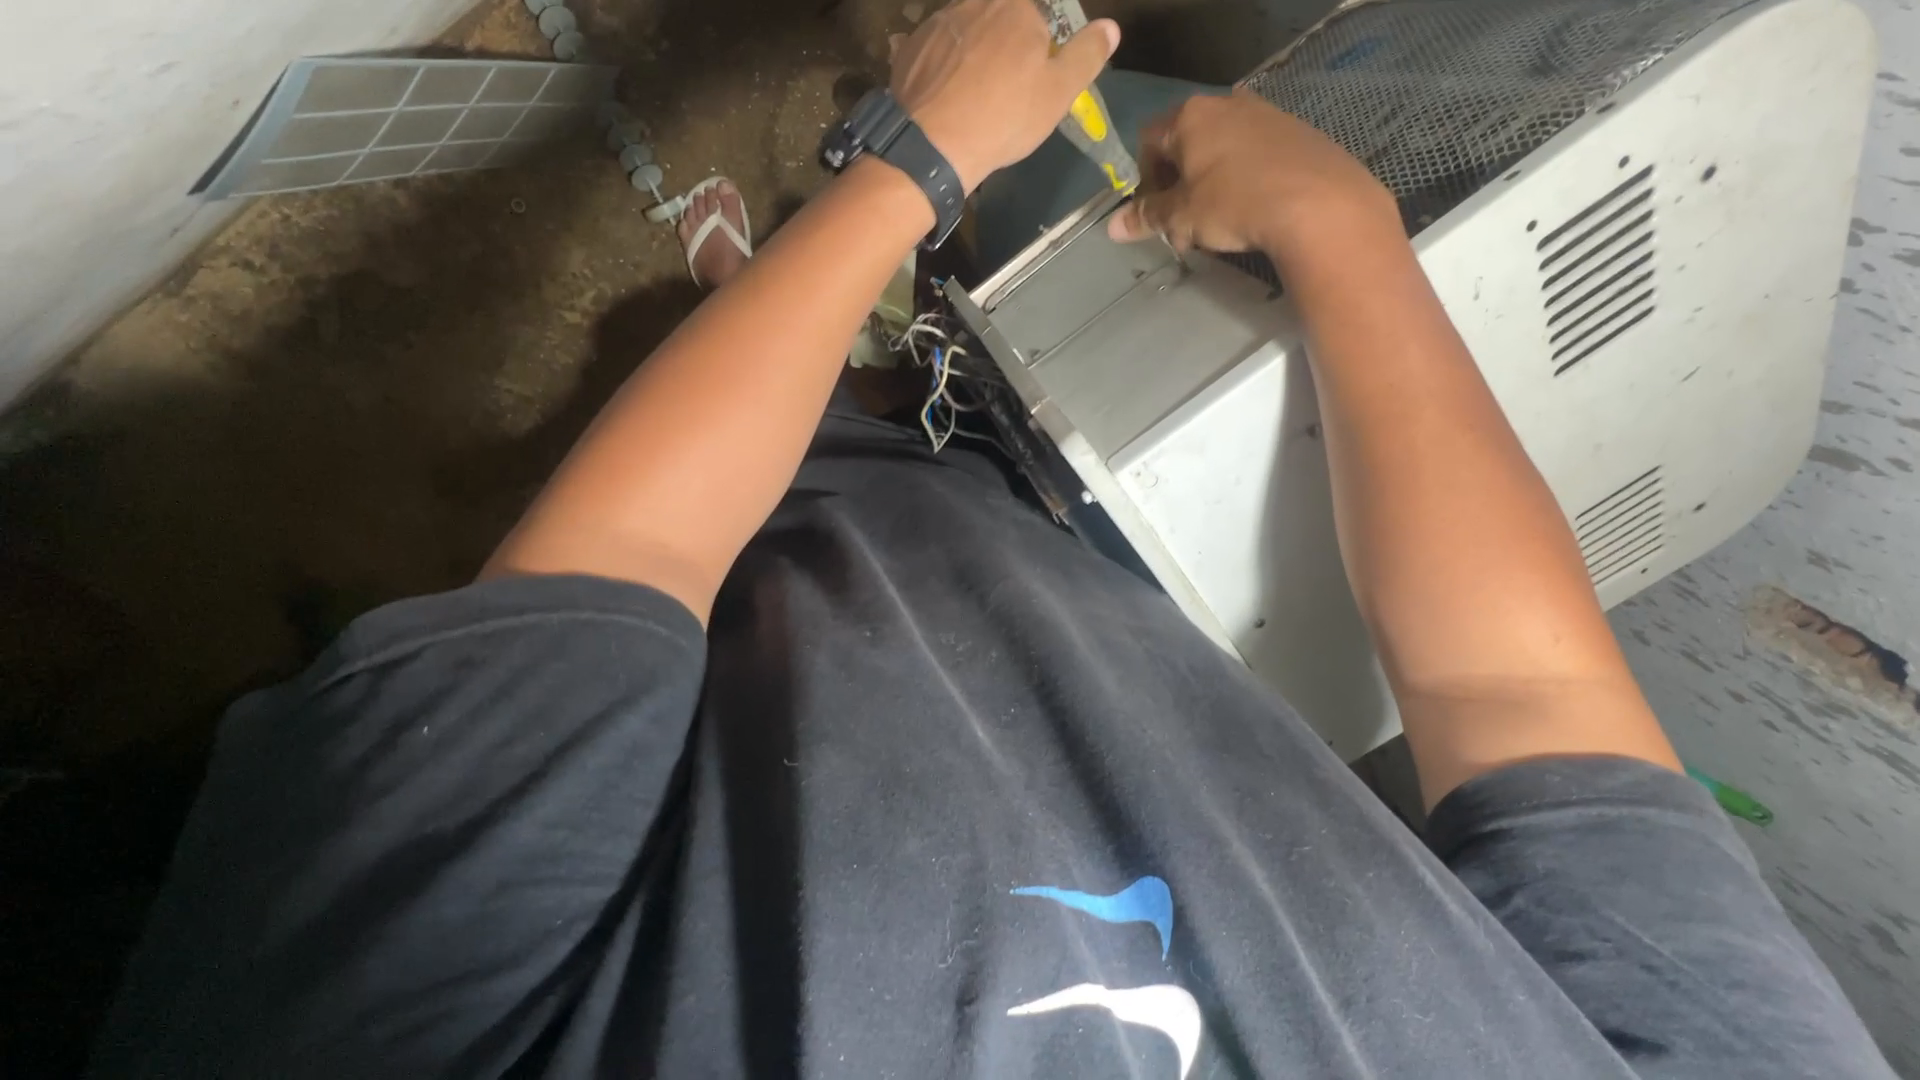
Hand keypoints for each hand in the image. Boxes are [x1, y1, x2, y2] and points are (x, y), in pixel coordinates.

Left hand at [890, 0, 1119, 192]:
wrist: (934, 146)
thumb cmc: (1005, 117)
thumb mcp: (1058, 93)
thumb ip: (1086, 54)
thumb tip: (1110, 27)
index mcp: (1016, 5)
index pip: (1036, 17)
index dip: (1037, 46)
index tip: (1033, 75)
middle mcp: (975, 1)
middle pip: (998, 19)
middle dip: (1003, 47)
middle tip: (1002, 91)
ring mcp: (939, 22)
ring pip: (965, 33)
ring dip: (971, 56)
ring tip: (972, 98)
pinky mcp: (911, 48)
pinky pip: (936, 51)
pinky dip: (943, 69)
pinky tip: (946, 100)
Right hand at [1107, 90, 1396, 257]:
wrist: (1319, 204)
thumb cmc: (1235, 204)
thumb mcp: (1183, 217)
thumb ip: (1147, 217)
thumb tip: (1112, 226)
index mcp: (1191, 116)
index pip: (1149, 141)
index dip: (1145, 179)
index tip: (1156, 211)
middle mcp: (1227, 104)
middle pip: (1187, 143)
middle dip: (1179, 183)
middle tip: (1185, 222)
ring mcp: (1266, 114)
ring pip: (1222, 150)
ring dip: (1211, 183)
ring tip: (1220, 222)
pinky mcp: (1297, 133)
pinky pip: (1255, 155)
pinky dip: (1245, 180)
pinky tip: (1254, 210)